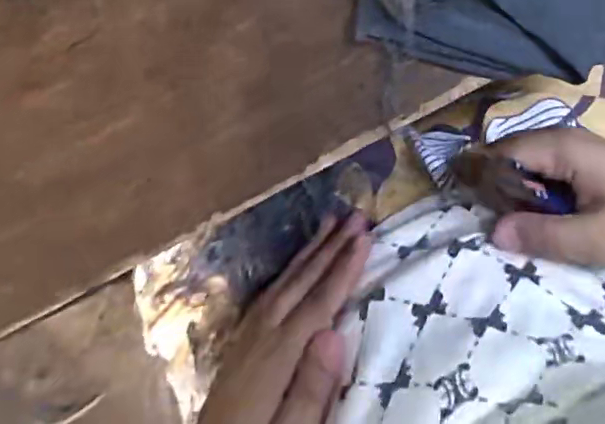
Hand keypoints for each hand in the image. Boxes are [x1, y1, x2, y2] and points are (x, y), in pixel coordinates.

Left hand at [200, 211, 372, 423]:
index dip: (344, 268)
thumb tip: (335, 332)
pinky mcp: (238, 350)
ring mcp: (245, 342)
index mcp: (276, 358)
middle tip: (356, 215)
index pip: (318, 303)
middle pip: (300, 283)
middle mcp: (259, 338)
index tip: (366, 236)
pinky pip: (268, 294)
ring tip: (329, 222)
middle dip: (331, 247)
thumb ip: (310, 389)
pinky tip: (295, 267)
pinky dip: (288, 272)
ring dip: (310, 252)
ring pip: (283, 283)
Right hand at [486, 127, 604, 266]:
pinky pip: (544, 169)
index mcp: (562, 145)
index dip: (485, 179)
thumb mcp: (594, 240)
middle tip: (490, 224)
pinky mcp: (582, 160)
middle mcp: (563, 136)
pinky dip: (534, 190)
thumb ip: (543, 235)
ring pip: (527, 163)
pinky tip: (538, 218)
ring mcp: (573, 146)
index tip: (471, 211)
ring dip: (517, 191)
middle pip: (512, 155)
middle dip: (498, 186)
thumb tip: (492, 232)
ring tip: (510, 225)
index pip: (504, 153)